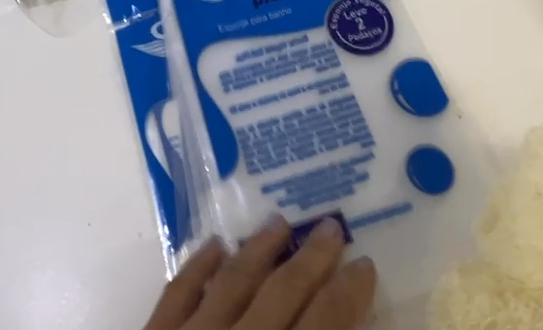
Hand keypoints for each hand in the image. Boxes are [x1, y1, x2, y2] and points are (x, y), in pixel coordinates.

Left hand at [142, 217, 377, 329]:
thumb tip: (354, 317)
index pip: (326, 322)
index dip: (350, 293)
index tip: (365, 264)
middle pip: (282, 293)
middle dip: (311, 259)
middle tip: (331, 226)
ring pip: (230, 282)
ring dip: (258, 251)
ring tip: (279, 222)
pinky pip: (177, 293)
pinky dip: (198, 266)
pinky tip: (215, 245)